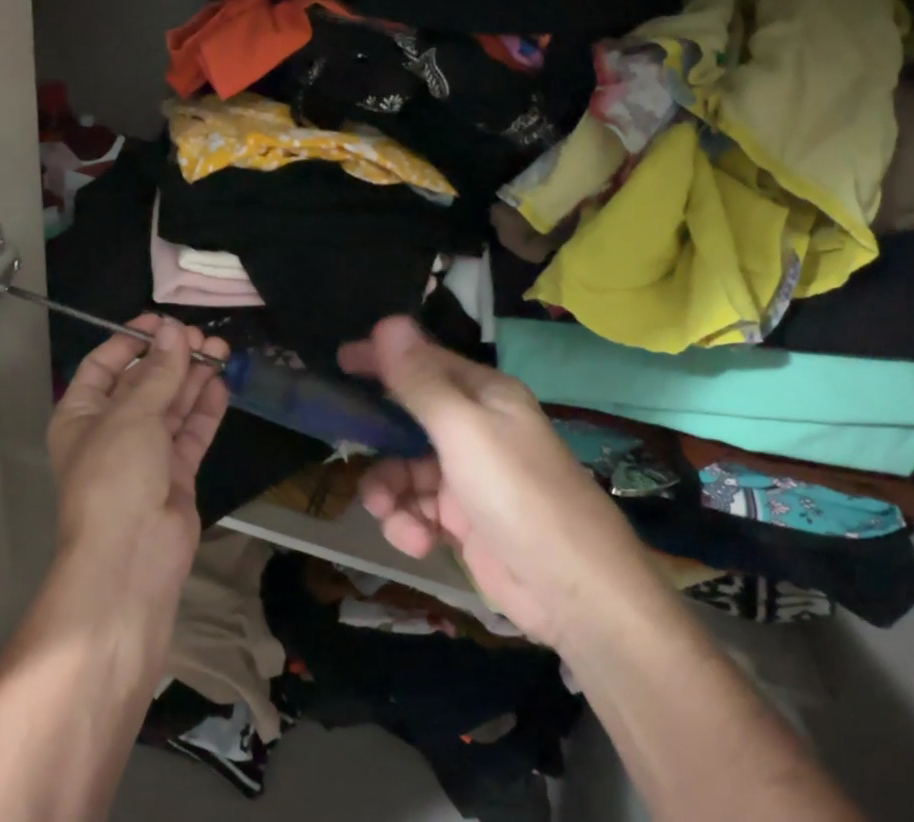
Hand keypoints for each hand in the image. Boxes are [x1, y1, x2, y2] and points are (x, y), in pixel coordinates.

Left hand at [48, 314, 230, 594]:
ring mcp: (143, 454)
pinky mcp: (173, 474)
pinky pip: (189, 434)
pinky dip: (203, 410)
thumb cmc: (114, 476)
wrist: (131, 556)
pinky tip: (220, 385)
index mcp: (80, 414)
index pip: (104, 365)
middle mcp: (109, 431)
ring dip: (192, 379)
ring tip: (220, 351)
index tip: (163, 322)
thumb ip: (158, 374)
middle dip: (170, 359)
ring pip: (170, 407)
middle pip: (142, 384)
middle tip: (202, 337)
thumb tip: (174, 332)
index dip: (132, 341)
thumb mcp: (131, 416)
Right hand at [338, 316, 656, 646]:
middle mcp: (475, 431)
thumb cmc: (518, 495)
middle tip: (347, 448)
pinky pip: (415, 510)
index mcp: (484, 398)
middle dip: (378, 442)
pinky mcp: (462, 523)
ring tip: (393, 515)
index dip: (382, 360)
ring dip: (388, 493)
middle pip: (405, 422)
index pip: (424, 363)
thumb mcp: (462, 430)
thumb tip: (389, 322)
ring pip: (402, 472)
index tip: (339, 362)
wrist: (574, 592)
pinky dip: (409, 525)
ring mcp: (467, 480)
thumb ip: (419, 381)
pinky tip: (420, 543)